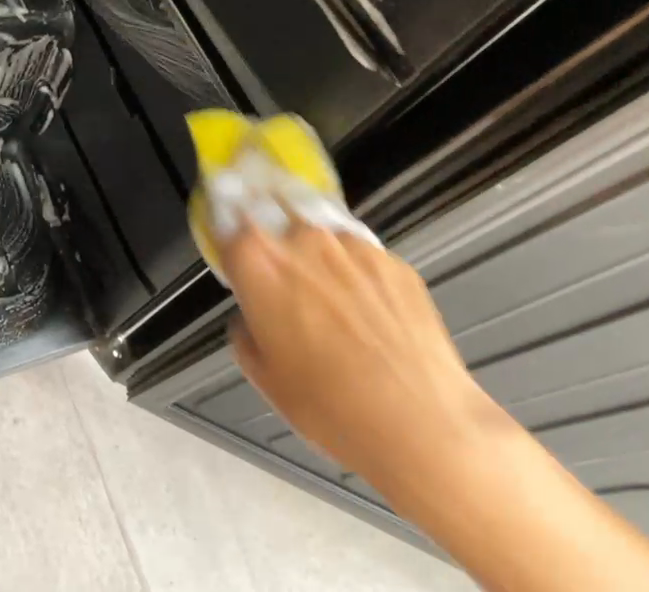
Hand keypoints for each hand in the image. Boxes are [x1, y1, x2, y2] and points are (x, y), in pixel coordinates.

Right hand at [221, 218, 509, 492]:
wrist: (420, 424)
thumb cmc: (335, 406)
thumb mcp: (263, 376)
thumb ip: (246, 330)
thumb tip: (254, 321)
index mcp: (258, 263)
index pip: (228, 224)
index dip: (230, 243)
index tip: (233, 254)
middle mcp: (304, 241)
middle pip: (277, 223)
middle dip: (277, 250)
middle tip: (284, 292)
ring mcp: (354, 248)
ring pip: (323, 240)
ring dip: (320, 262)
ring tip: (331, 311)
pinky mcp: (396, 263)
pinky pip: (364, 260)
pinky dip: (360, 279)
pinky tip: (365, 320)